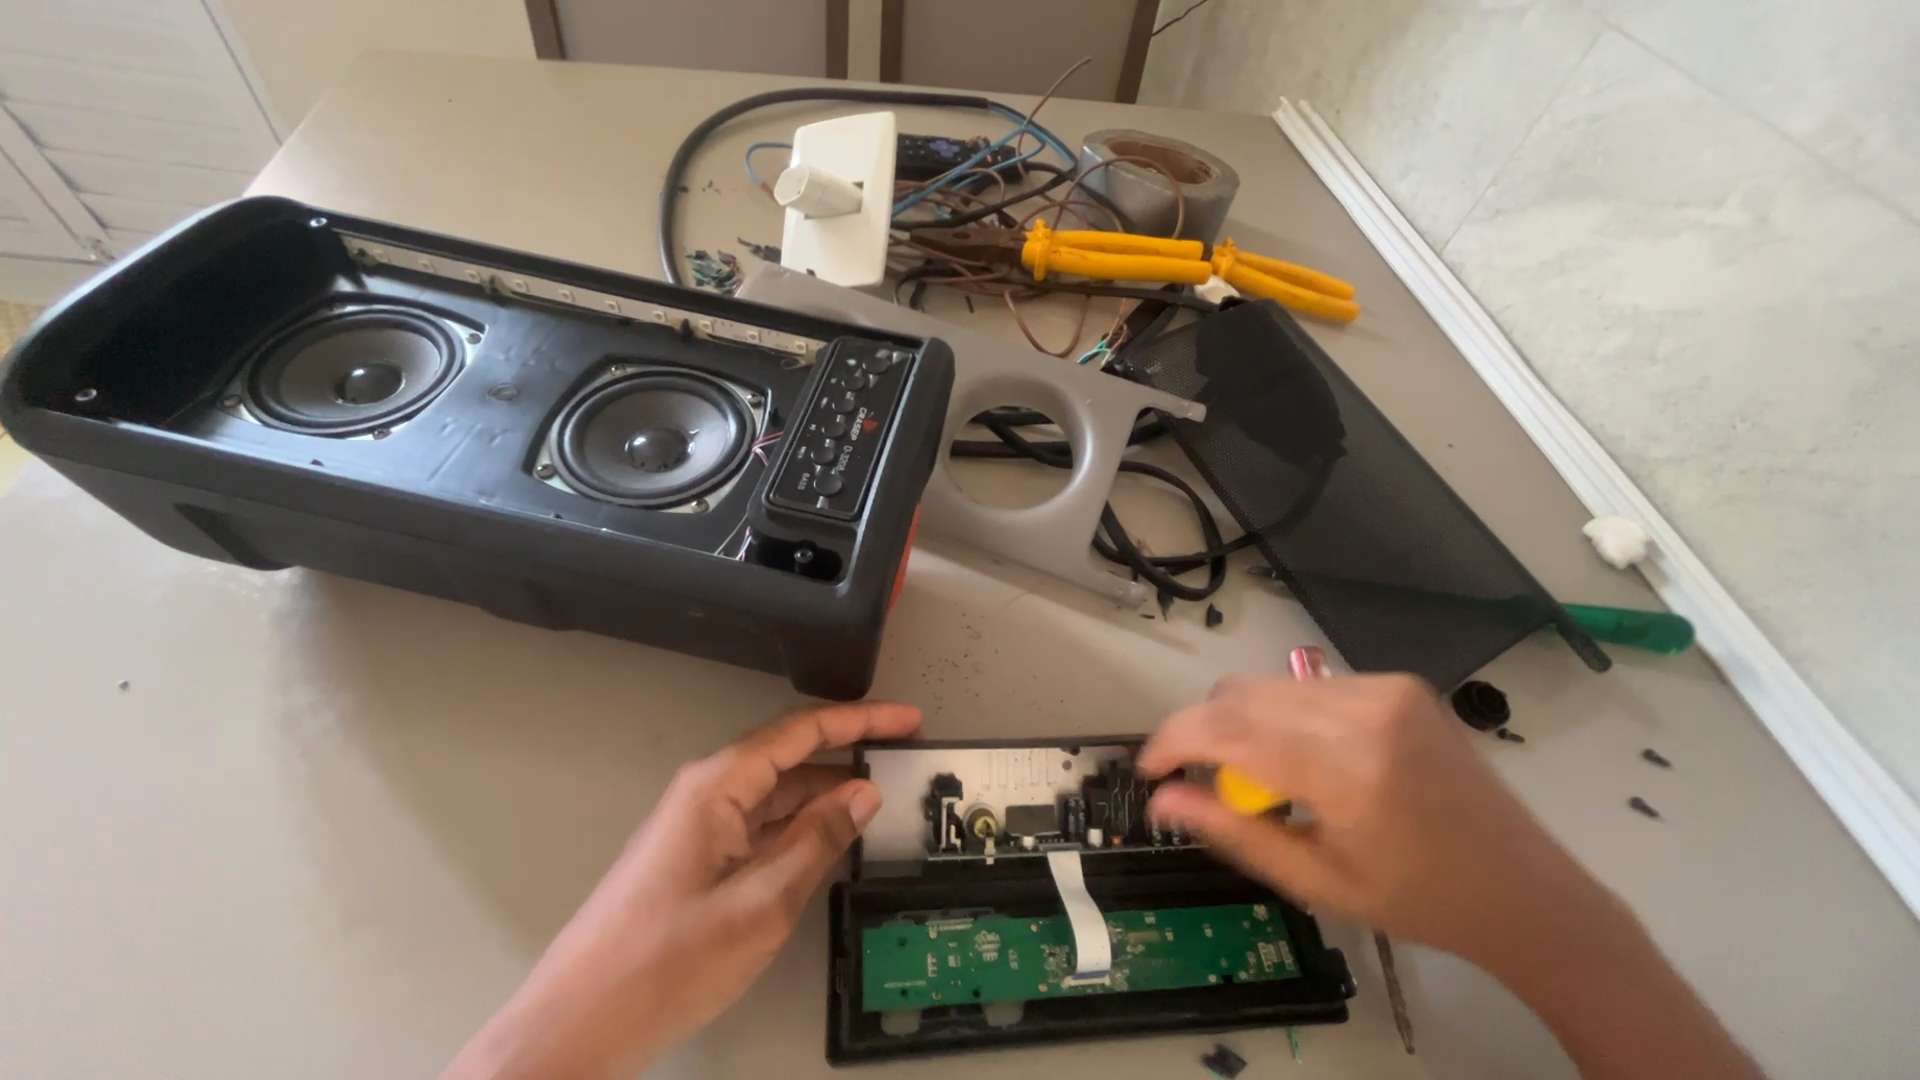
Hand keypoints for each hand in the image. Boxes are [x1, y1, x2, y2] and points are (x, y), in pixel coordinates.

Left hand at [444, 700, 922, 1079]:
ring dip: (828, 794)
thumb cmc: (670, 959)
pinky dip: (802, 827)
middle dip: (849, 754)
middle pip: (791, 757)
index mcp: (720, 784)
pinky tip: (833, 841)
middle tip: (905, 758)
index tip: (909, 720)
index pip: (802, 731)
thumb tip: (864, 793)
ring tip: (882, 800)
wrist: (580, 1025)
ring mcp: (702, 827)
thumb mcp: (761, 902)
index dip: (861, 720)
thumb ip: (818, 840)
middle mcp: (710, 792)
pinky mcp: (699, 858)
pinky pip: (762, 826)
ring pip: (778, 794)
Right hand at [1139, 674, 1598, 961]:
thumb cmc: (1419, 900)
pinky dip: (1283, 715)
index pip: (1228, 728)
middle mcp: (1364, 709)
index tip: (1149, 768)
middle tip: (1210, 784)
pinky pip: (1307, 686)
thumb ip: (1232, 831)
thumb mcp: (1315, 881)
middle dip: (1205, 732)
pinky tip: (1307, 758)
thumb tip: (1160, 800)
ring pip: (1269, 685)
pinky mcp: (1398, 683)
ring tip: (1267, 777)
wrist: (1528, 890)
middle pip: (1240, 694)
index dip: (1174, 740)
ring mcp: (1385, 688)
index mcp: (1347, 768)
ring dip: (1243, 723)